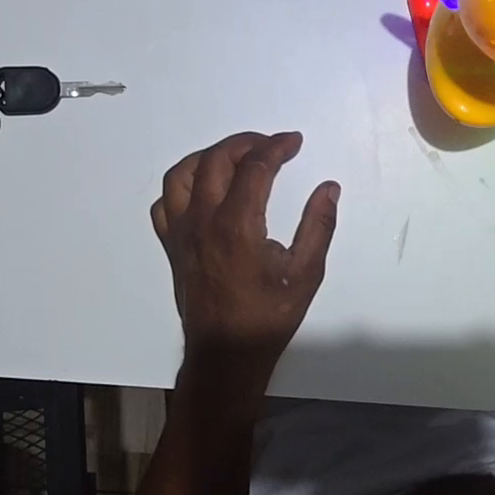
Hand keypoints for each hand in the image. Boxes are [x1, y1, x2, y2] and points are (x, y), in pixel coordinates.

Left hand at [151, 131, 339, 360]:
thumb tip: (328, 188)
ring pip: (182, 174)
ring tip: (234, 159)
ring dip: (209, 157)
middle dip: (245, 144)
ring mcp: (181, 232)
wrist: (226, 352)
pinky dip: (183, 186)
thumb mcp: (306, 272)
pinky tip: (203, 191)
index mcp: (237, 225)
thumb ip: (318, 225)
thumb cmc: (269, 315)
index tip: (293, 141)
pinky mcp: (172, 245)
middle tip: (270, 145)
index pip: (255, 167)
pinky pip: (166, 202)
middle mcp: (203, 221)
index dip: (276, 147)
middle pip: (216, 160)